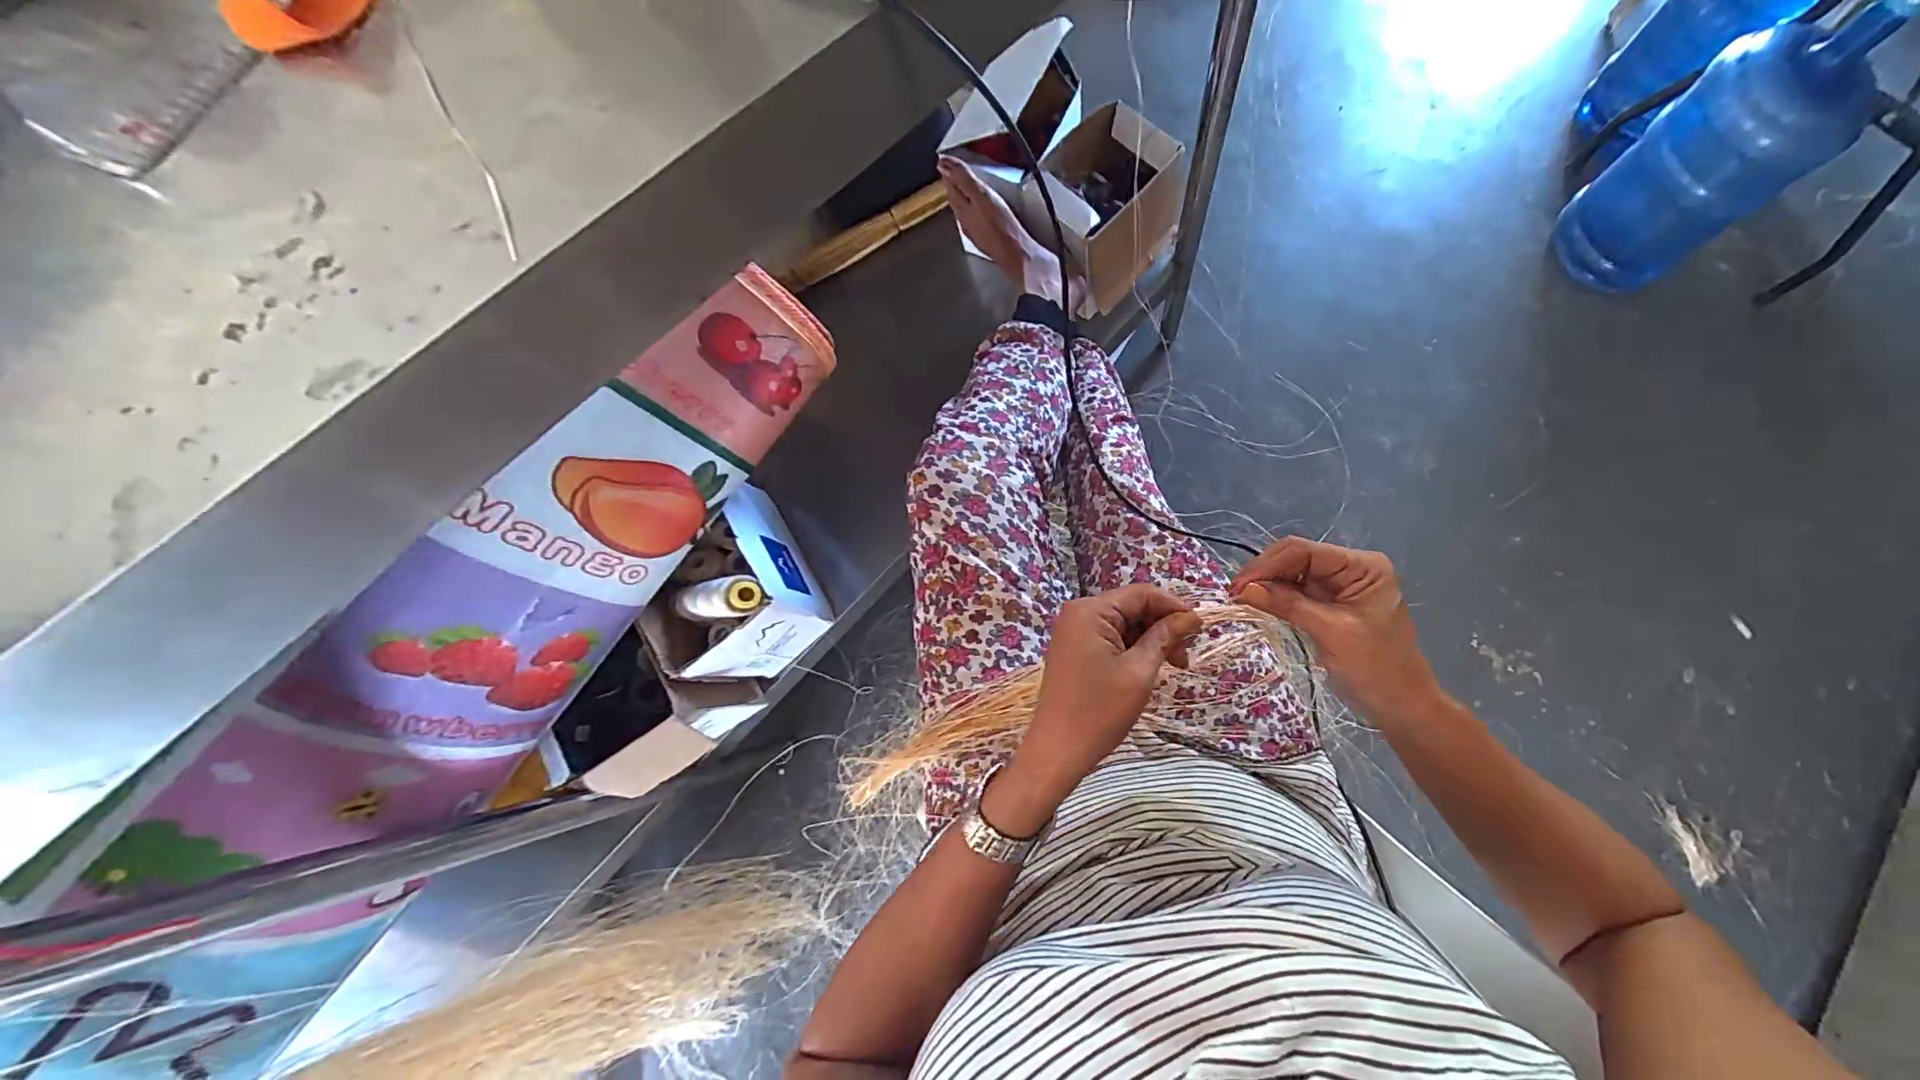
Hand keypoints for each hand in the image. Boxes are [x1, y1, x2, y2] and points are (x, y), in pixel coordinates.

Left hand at [987, 585, 1201, 834]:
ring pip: (1123, 624)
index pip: (1142, 593)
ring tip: (1172, 667)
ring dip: (1150, 640)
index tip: (1201, 629)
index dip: (1174, 607)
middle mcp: (1077, 613)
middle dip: (1162, 626)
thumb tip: (1191, 617)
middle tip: (1185, 658)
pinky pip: (1110, 638)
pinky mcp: (1074, 650)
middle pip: (1132, 607)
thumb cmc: (1099, 711)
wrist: (1058, 749)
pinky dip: (1132, 649)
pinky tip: (1148, 669)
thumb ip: (1164, 637)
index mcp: (1089, 610)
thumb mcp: (1139, 670)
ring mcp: (1073, 632)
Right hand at [1228, 537, 1445, 723]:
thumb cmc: (1376, 668)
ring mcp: (1337, 585)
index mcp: (1362, 567)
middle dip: (1263, 573)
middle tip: (1234, 594)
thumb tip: (1243, 589)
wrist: (1400, 705)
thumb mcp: (1331, 633)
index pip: (1305, 551)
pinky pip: (1292, 591)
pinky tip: (1256, 603)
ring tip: (1240, 599)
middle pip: (1295, 557)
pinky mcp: (1326, 602)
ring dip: (1264, 584)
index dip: (1268, 565)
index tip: (1238, 586)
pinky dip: (1273, 596)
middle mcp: (1349, 568)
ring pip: (1289, 573)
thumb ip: (1288, 605)